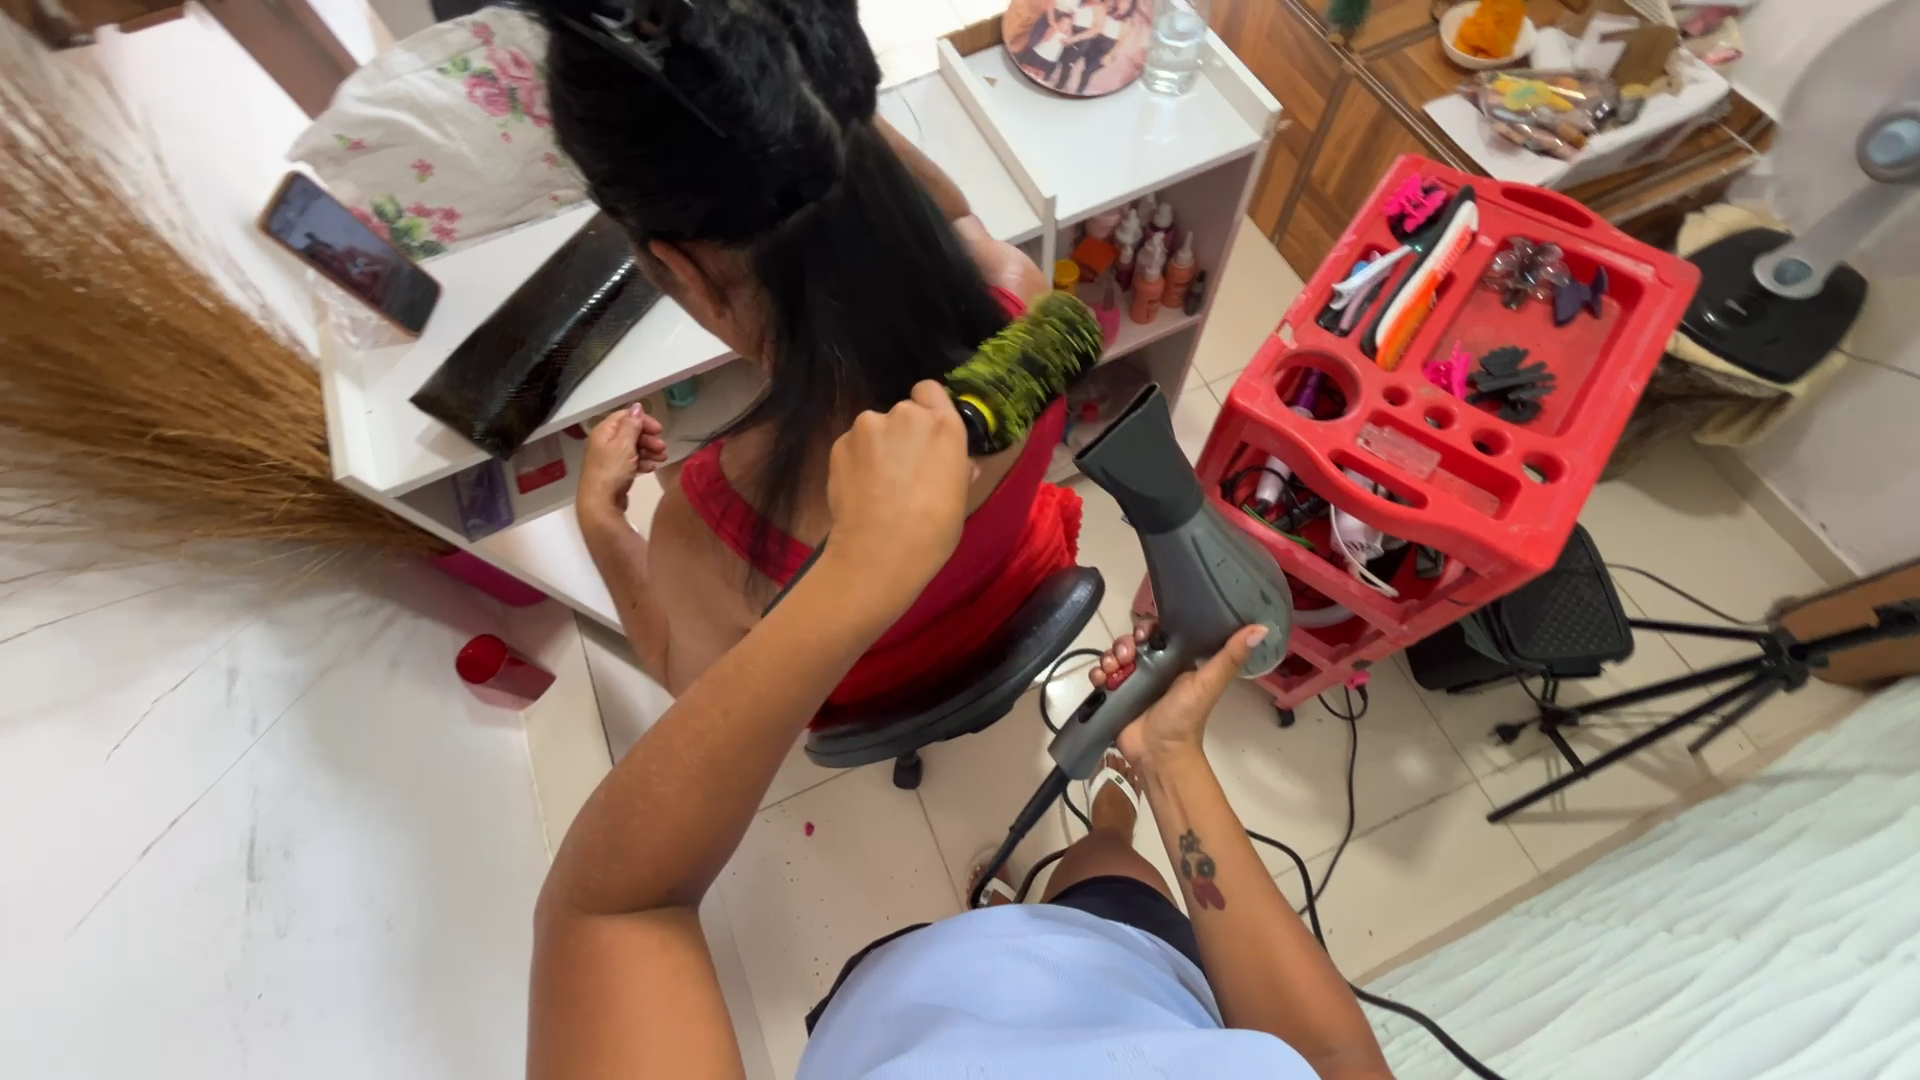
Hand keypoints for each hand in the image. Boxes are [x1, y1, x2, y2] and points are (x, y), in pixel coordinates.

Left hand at [578, 403, 668, 525]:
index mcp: (604, 432)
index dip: (643, 421)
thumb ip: (632, 425)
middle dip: (648, 438)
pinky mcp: (615, 472)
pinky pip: (631, 462)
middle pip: (630, 432)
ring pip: (633, 448)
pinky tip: (651, 468)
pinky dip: (643, 462)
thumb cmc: (612, 471)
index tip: (660, 430)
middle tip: (663, 448)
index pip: (625, 417)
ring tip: (662, 459)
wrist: (600, 503)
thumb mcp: (624, 445)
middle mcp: (605, 442)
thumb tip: (637, 406)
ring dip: (649, 451)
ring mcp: (609, 458)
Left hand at [822, 381, 972, 610]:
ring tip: (877, 485)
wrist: (880, 551)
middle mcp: (905, 415)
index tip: (926, 436)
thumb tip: (961, 464)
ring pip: (873, 430)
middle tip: (902, 471)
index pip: (930, 390)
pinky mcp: (839, 444)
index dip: (927, 408)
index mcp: (943, 425)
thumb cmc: (933, 531)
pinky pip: (851, 446)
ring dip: (876, 448)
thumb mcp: (959, 499)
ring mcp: (868, 426)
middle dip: (901, 435)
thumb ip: (957, 470)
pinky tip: (859, 491)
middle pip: (902, 413)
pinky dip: (855, 462)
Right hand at [1103, 623, 1268, 769]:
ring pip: (1113, 655)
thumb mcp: (1208, 683)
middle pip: (1130, 641)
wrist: (1158, 753)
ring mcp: (1130, 681)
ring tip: (1112, 671)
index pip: (1156, 632)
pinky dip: (1097, 674)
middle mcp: (1151, 667)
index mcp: (1174, 661)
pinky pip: (1100, 675)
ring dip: (1108, 658)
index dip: (1147, 627)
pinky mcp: (1113, 694)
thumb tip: (1262, 628)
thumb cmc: (1185, 718)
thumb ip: (1230, 657)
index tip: (1143, 634)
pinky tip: (1101, 681)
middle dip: (1123, 643)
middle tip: (1125, 656)